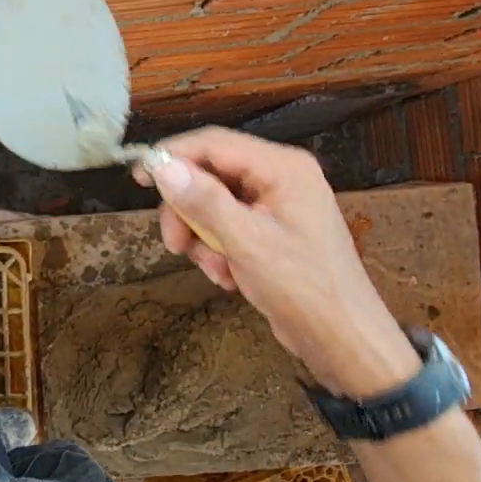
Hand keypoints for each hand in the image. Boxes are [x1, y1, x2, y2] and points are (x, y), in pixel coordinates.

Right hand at [136, 127, 419, 398]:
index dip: (172, 156)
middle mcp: (279, 178)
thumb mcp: (247, 243)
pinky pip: (225, 226)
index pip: (214, 144)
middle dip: (187, 210)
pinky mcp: (269, 231)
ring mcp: (275, 205)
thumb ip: (205, 202)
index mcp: (282, 168)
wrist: (342, 337)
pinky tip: (228, 276)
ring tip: (215, 269)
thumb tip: (164, 167)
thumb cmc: (303, 287)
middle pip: (209, 175)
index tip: (138, 177)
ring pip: (212, 204)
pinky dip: (216, 250)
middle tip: (175, 245)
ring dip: (201, 237)